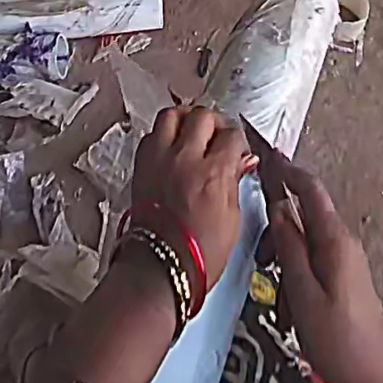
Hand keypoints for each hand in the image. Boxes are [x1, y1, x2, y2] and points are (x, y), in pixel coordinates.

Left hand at [130, 105, 253, 289]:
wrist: (160, 268)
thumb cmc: (198, 254)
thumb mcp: (232, 219)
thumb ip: (235, 182)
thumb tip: (239, 162)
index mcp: (213, 173)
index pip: (231, 135)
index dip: (238, 141)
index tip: (237, 148)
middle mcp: (185, 158)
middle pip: (202, 116)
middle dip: (214, 122)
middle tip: (217, 135)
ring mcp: (160, 159)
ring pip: (172, 114)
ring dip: (185, 119)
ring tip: (192, 130)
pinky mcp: (142, 165)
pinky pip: (151, 134)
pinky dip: (163, 135)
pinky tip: (171, 147)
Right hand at [263, 146, 382, 382]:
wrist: (378, 379)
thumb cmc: (338, 339)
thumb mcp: (303, 292)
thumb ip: (288, 247)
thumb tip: (276, 209)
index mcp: (333, 238)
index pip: (309, 188)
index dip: (286, 167)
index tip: (264, 151)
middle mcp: (340, 241)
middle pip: (302, 213)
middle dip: (277, 227)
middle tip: (261, 258)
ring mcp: (342, 258)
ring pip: (302, 238)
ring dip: (283, 256)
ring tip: (279, 294)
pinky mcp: (340, 275)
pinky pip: (309, 257)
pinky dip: (293, 270)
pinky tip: (289, 303)